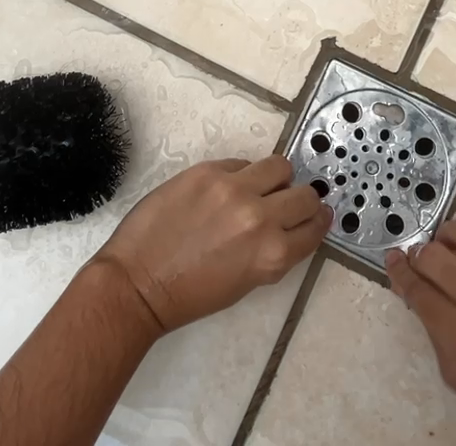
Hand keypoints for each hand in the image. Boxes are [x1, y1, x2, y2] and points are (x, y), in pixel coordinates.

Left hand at [92, 155, 329, 334]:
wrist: (138, 283)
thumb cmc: (191, 294)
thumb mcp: (247, 282)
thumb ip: (273, 252)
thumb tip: (288, 226)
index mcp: (272, 255)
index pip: (314, 228)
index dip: (317, 221)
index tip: (316, 215)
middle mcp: (260, 218)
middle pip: (305, 194)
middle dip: (301, 199)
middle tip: (288, 202)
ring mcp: (233, 189)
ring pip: (279, 166)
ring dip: (275, 178)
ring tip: (259, 188)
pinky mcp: (207, 171)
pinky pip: (240, 162)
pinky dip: (240, 174)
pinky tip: (223, 190)